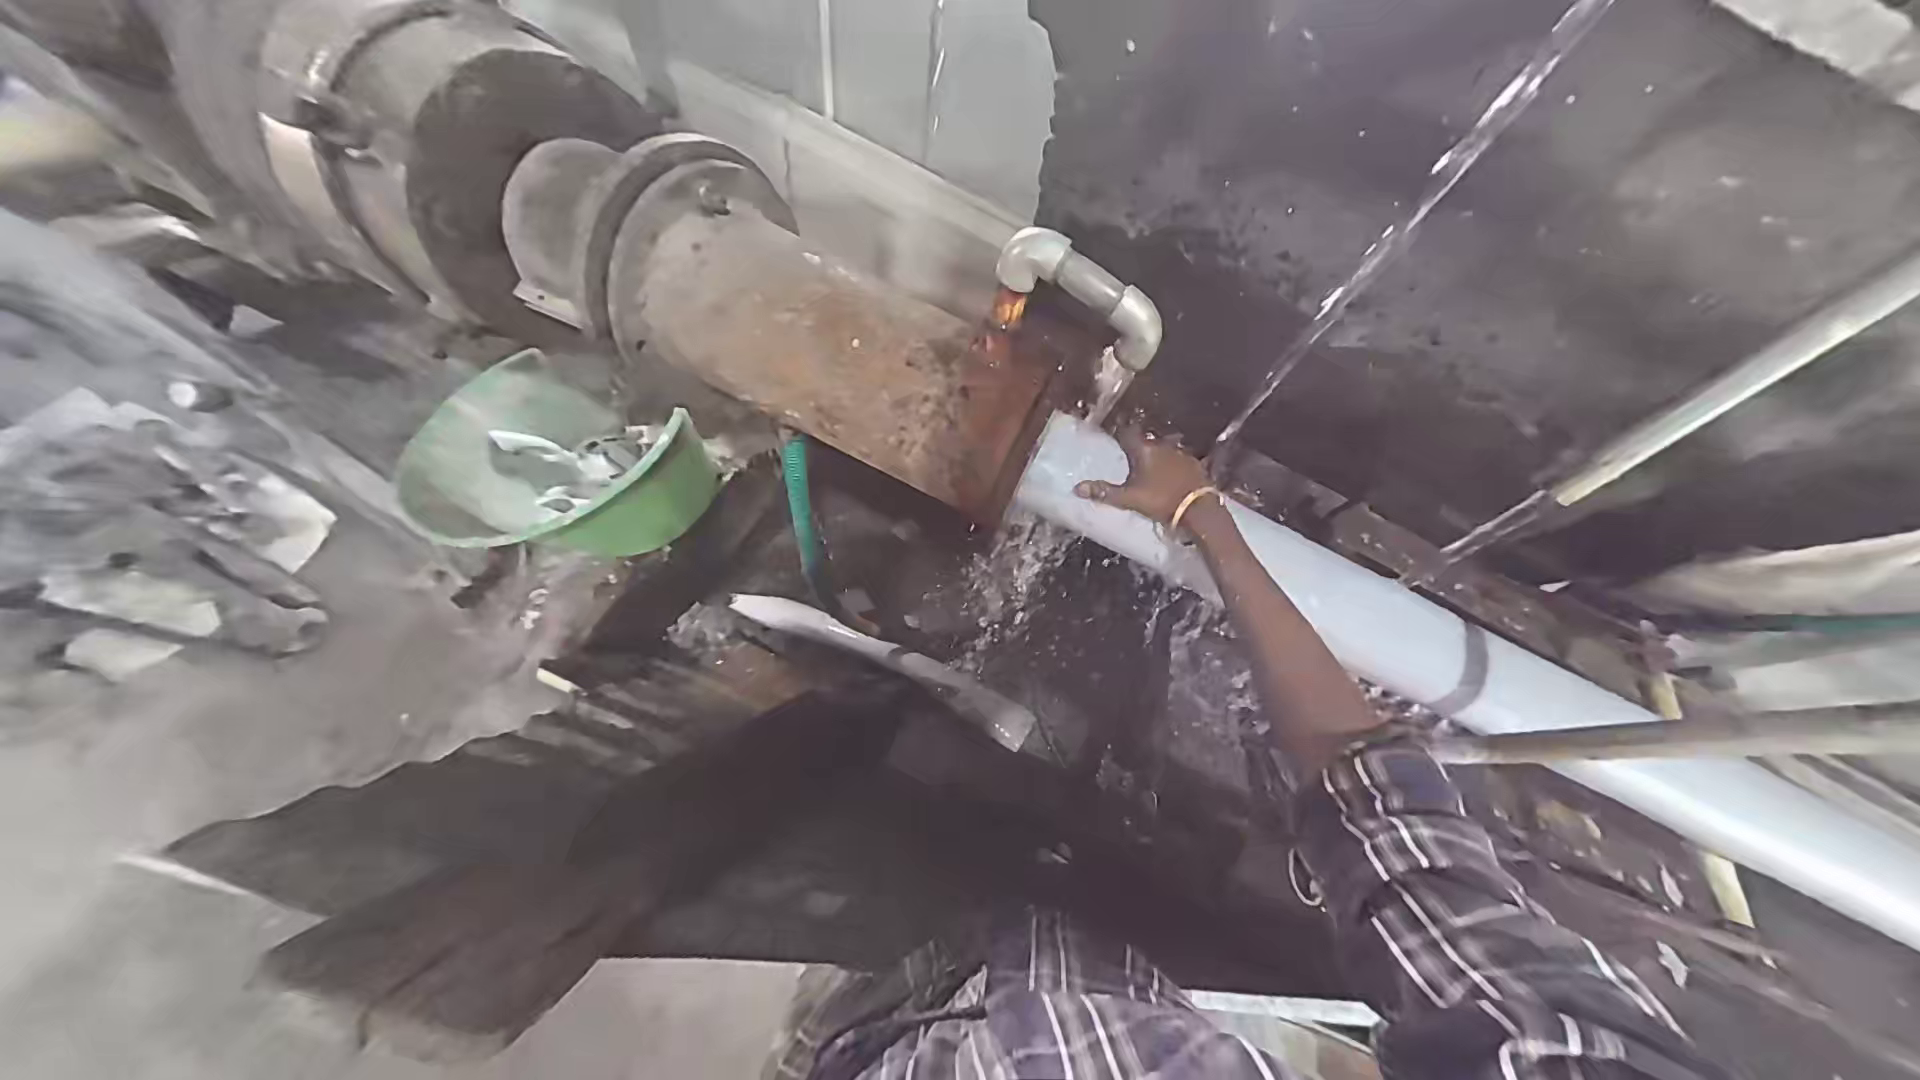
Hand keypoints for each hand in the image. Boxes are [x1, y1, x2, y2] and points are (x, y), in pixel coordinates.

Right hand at [1073, 427, 1209, 525]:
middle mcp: (1162, 446)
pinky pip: (1180, 460)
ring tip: (1150, 467)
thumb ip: (1104, 492)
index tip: (1115, 438)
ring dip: (1157, 456)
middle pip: (1146, 442)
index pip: (1128, 433)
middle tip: (1130, 458)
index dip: (1121, 434)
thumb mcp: (1129, 498)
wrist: (1198, 509)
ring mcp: (1181, 454)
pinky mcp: (1195, 465)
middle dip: (1138, 447)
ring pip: (1164, 449)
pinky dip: (1173, 465)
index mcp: (1144, 451)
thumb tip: (1077, 487)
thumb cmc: (1160, 500)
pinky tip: (1172, 476)